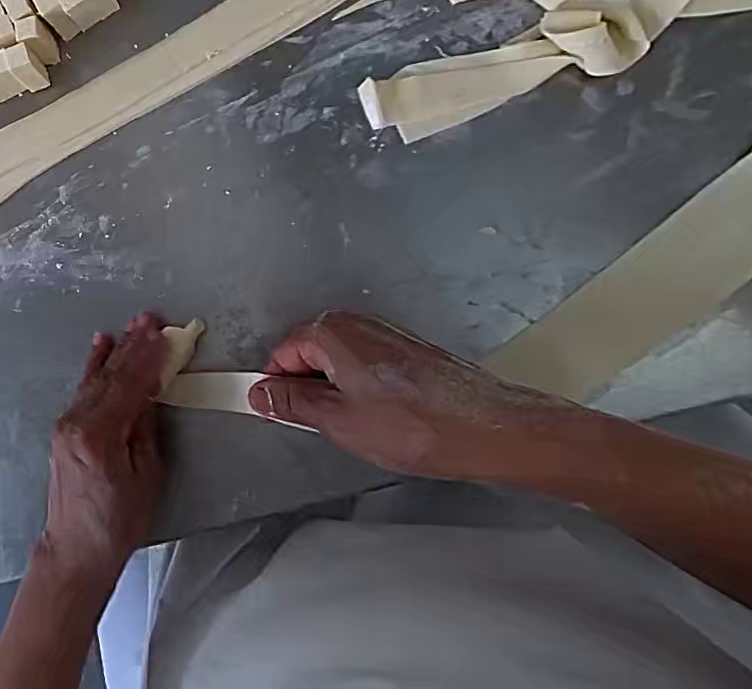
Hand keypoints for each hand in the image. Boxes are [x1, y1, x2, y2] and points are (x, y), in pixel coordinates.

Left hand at [37, 313, 168, 581]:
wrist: (75, 549)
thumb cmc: (117, 521)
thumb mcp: (147, 475)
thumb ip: (146, 427)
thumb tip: (149, 390)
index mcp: (99, 435)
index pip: (130, 386)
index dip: (149, 359)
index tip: (164, 335)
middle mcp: (77, 421)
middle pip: (112, 375)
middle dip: (135, 345)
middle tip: (151, 319)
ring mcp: (66, 421)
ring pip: (98, 377)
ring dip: (119, 349)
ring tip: (134, 325)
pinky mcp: (64, 426)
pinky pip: (84, 388)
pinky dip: (94, 364)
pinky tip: (102, 343)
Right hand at [249, 311, 594, 481]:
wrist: (492, 430)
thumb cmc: (420, 427)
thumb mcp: (340, 423)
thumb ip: (291, 404)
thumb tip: (260, 394)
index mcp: (331, 333)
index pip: (280, 353)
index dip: (275, 386)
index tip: (276, 412)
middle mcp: (354, 322)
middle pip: (306, 351)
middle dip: (305, 386)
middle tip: (321, 424)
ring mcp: (381, 330)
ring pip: (334, 357)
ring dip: (333, 387)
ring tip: (358, 424)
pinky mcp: (402, 345)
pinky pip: (360, 359)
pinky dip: (357, 384)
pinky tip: (380, 415)